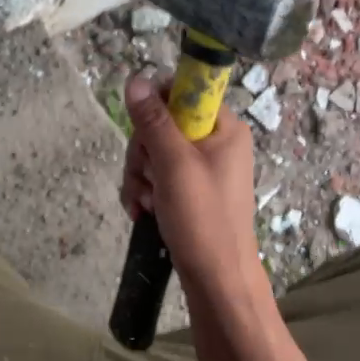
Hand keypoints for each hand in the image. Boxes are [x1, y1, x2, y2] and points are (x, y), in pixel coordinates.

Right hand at [120, 74, 260, 293]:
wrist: (218, 281)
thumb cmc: (203, 219)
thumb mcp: (174, 164)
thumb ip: (153, 121)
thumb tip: (135, 78)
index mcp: (224, 127)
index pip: (183, 92)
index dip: (156, 107)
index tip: (145, 132)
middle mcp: (216, 142)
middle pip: (161, 123)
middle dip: (143, 152)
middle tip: (147, 177)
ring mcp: (203, 168)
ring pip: (154, 151)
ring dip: (140, 175)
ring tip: (144, 202)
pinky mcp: (191, 191)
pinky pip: (157, 176)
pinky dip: (145, 191)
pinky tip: (142, 211)